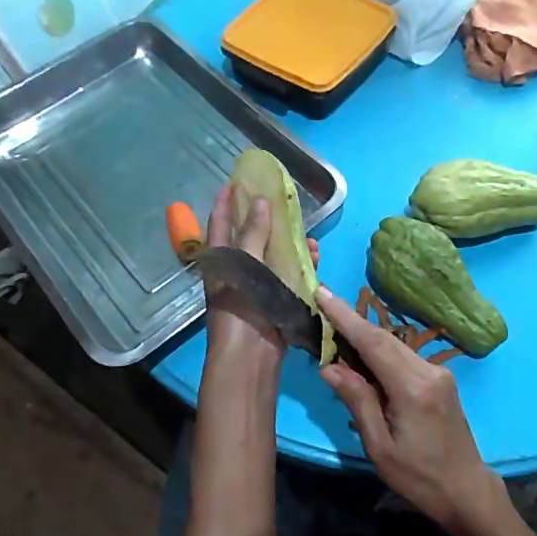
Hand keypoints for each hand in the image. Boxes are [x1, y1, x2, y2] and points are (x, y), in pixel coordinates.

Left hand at [202, 183, 317, 364]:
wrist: (249, 356)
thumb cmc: (239, 306)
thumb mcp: (244, 264)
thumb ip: (253, 233)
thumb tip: (260, 200)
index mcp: (221, 260)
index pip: (220, 223)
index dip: (225, 201)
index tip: (235, 180)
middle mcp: (238, 270)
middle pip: (253, 237)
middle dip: (269, 220)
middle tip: (285, 202)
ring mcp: (258, 286)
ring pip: (275, 256)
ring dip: (291, 244)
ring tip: (309, 236)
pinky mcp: (277, 300)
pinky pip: (290, 276)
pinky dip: (303, 266)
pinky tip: (315, 257)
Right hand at [314, 287, 507, 532]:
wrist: (467, 491)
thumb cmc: (419, 477)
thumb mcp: (379, 446)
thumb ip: (357, 401)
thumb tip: (329, 367)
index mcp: (413, 389)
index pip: (373, 343)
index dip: (345, 317)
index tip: (322, 293)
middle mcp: (429, 372)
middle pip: (383, 338)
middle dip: (351, 321)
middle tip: (320, 306)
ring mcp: (438, 374)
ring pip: (393, 345)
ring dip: (364, 336)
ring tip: (333, 330)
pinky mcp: (439, 379)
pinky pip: (402, 356)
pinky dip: (378, 351)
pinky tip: (361, 357)